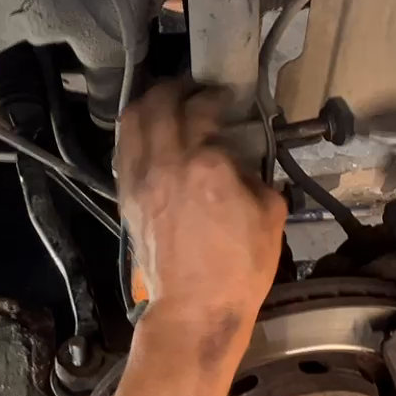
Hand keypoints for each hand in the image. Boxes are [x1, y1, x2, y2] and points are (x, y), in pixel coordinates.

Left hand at [116, 82, 286, 356]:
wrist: (195, 309)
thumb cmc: (239, 267)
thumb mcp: (271, 214)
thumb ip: (257, 175)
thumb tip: (243, 161)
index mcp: (205, 164)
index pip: (203, 109)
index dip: (214, 95)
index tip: (225, 98)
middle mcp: (165, 163)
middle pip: (158, 102)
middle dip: (176, 87)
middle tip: (192, 88)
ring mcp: (139, 180)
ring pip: (131, 120)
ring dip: (149, 102)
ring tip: (166, 102)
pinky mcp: (126, 197)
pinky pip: (124, 149)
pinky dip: (136, 131)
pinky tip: (151, 135)